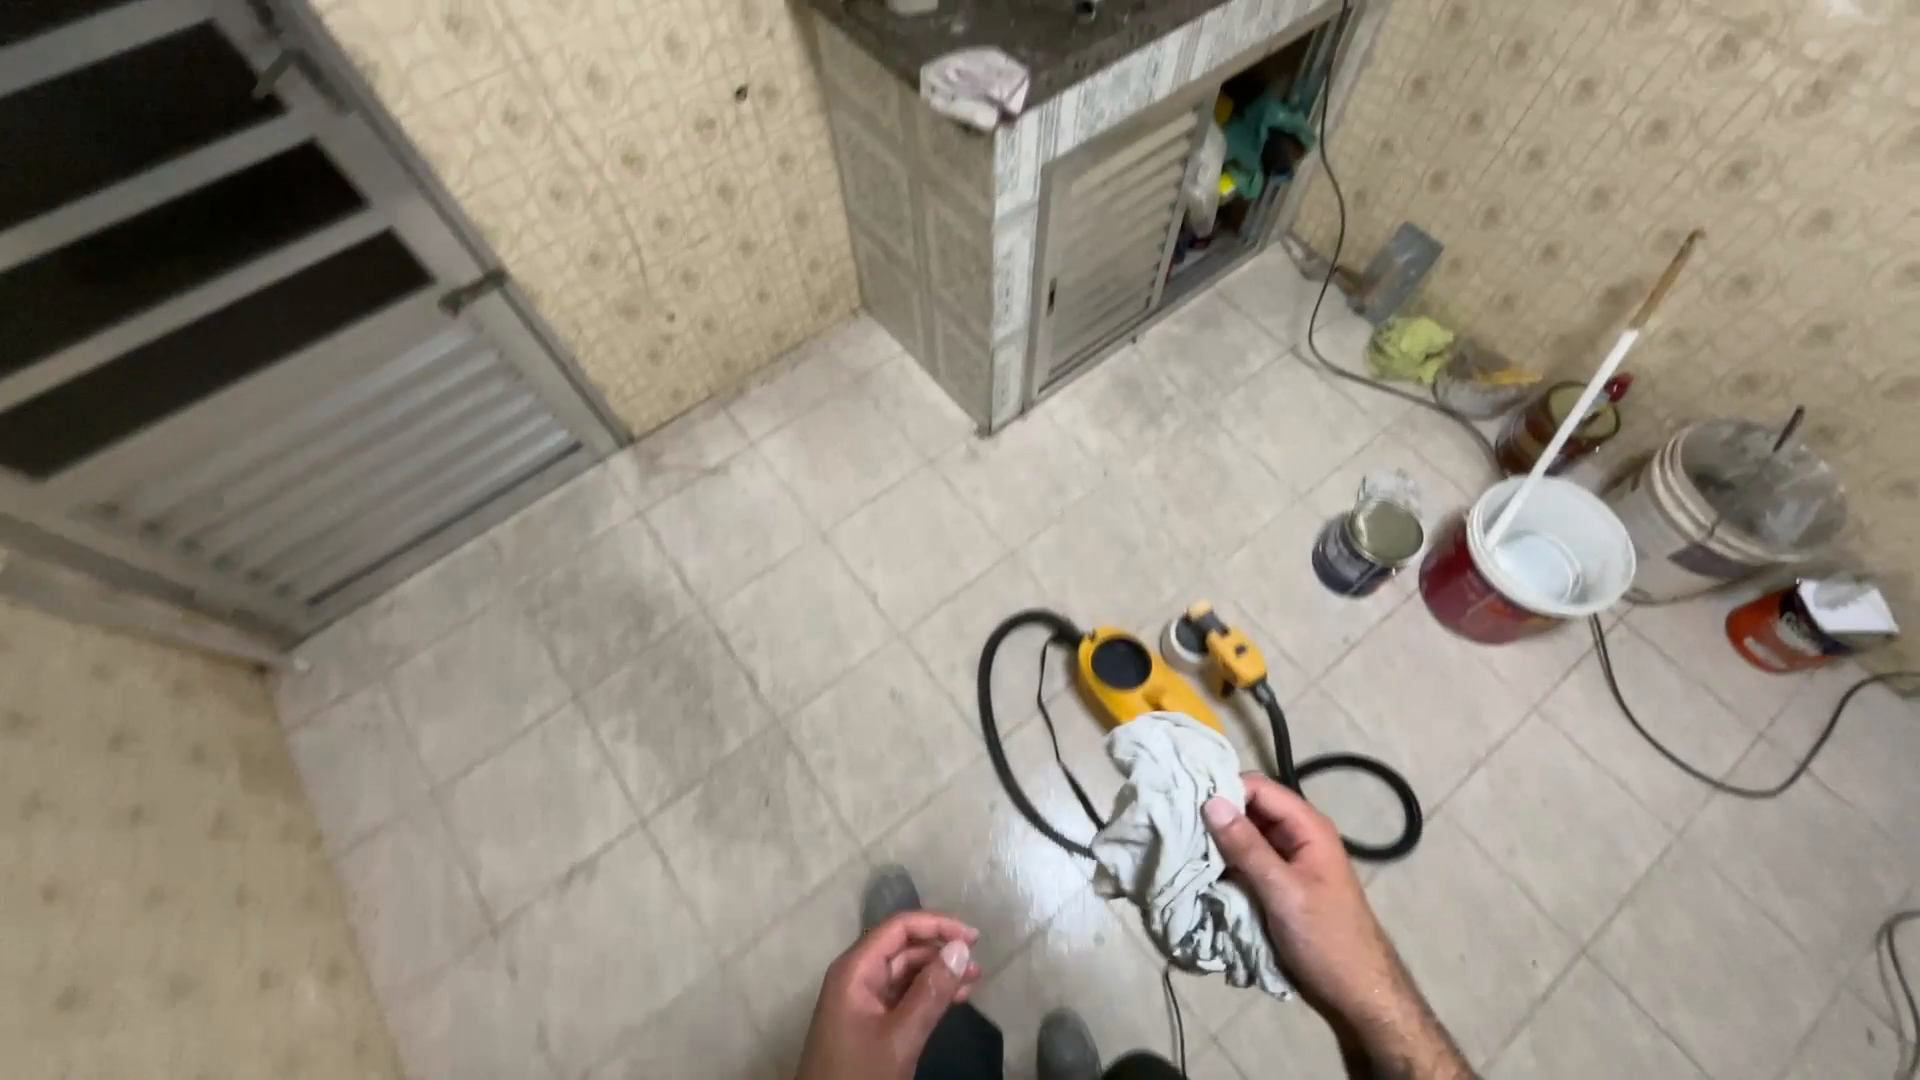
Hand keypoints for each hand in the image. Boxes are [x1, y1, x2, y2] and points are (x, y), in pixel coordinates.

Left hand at [794, 911, 982, 1079]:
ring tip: (973, 981)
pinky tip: (954, 998)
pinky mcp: (869, 1021)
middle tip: (977, 963)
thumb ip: (930, 992)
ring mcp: (862, 999)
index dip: (937, 924)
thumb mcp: (899, 1038)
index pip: (899, 927)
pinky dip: (928, 993)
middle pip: (903, 946)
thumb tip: (961, 948)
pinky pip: (902, 994)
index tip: (973, 937)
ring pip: (905, 971)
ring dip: (938, 972)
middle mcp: (857, 975)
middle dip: (941, 950)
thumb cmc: (859, 1076)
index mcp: (855, 968)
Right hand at [1205, 776, 1469, 1079]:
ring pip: (1244, 833)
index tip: (1186, 800)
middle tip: (1178, 821)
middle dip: (1216, 814)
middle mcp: (1297, 834)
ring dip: (1218, 838)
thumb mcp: (1283, 891)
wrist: (1358, 995)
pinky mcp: (1277, 881)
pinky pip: (1245, 857)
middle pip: (1249, 807)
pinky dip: (1225, 859)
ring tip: (1182, 841)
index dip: (1223, 788)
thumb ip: (1246, 846)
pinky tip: (1200, 865)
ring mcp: (1287, 858)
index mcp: (1307, 826)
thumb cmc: (1327, 939)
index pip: (1257, 787)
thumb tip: (1209, 801)